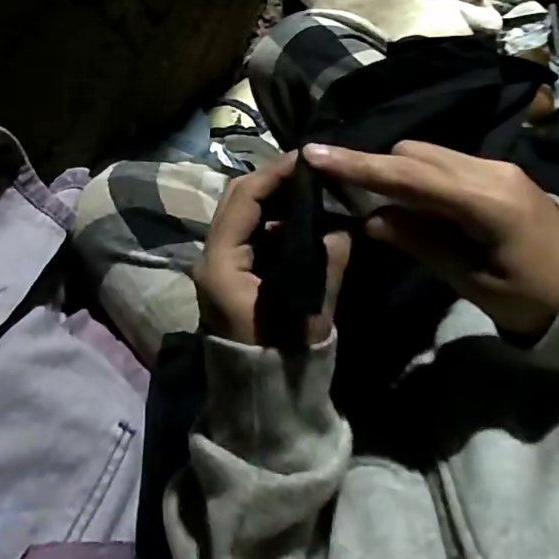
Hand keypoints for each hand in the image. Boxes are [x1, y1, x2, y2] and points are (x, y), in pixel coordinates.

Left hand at [194, 151, 352, 345]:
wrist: (261, 401)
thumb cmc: (282, 357)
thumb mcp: (309, 307)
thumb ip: (328, 259)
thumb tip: (347, 222)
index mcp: (220, 263)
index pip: (244, 199)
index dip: (275, 173)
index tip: (306, 157)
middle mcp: (210, 258)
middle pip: (237, 201)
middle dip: (273, 182)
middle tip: (311, 172)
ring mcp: (218, 267)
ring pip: (242, 216)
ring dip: (274, 201)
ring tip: (312, 193)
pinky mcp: (230, 276)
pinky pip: (249, 236)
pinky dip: (273, 223)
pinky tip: (303, 223)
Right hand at [302, 141, 558, 334]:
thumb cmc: (537, 300)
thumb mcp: (476, 284)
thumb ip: (423, 244)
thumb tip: (371, 219)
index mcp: (488, 202)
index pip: (411, 176)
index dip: (360, 165)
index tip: (315, 153)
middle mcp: (491, 171)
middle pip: (416, 153)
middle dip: (372, 164)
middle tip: (330, 179)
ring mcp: (496, 166)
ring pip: (427, 152)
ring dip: (394, 168)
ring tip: (364, 191)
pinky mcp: (497, 171)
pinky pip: (444, 161)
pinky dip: (416, 173)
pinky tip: (404, 196)